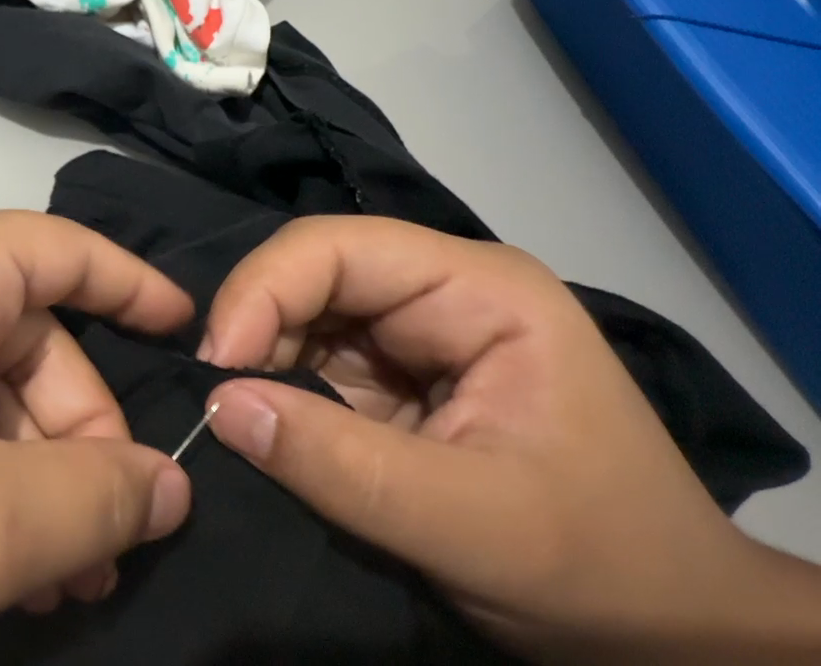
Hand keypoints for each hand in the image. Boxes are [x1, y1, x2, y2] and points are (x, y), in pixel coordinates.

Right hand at [196, 216, 820, 662]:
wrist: (662, 629)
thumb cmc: (595, 563)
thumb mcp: (470, 524)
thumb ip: (341, 464)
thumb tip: (217, 405)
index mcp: (479, 292)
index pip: (337, 249)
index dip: (262, 291)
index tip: (218, 368)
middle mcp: (437, 293)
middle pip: (307, 274)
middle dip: (252, 329)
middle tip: (214, 398)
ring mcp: (410, 333)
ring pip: (295, 315)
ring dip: (255, 362)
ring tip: (233, 417)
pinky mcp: (386, 377)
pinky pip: (304, 360)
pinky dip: (269, 389)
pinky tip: (262, 425)